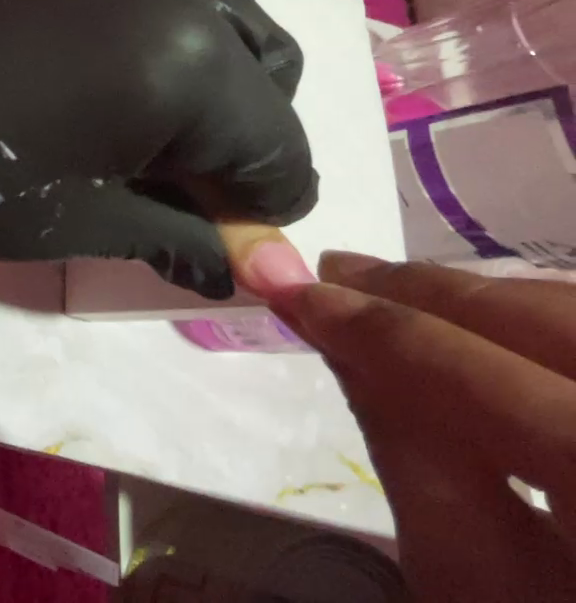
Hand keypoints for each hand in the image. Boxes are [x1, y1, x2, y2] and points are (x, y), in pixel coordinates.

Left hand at [0, 0, 317, 298]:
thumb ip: (170, 233)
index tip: (216, 231)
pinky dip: (134, 14)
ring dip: (194, 58)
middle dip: (233, 125)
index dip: (253, 204)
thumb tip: (239, 259)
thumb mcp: (62, 220)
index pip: (274, 148)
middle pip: (256, 60)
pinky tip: (77, 53)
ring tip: (133, 110)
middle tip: (172, 171)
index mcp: (182, 63)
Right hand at [273, 255, 575, 600]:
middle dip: (438, 293)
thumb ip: (409, 452)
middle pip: (561, 326)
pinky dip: (550, 323)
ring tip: (405, 295)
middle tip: (340, 272)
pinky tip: (495, 327)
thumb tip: (333, 337)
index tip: (295, 293)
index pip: (486, 381)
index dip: (380, 330)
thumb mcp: (474, 578)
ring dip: (495, 300)